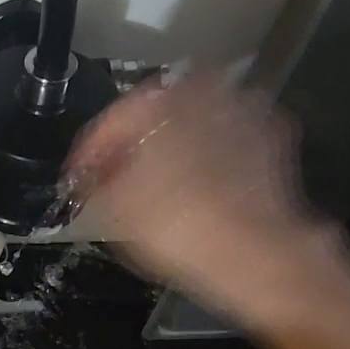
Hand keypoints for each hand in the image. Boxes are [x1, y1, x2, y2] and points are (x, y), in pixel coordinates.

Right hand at [65, 71, 349, 332]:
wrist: (255, 254)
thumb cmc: (181, 229)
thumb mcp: (115, 211)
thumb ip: (96, 184)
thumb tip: (92, 180)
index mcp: (160, 103)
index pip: (112, 117)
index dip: (91, 148)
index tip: (80, 173)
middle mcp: (205, 94)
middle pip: (156, 112)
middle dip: (134, 140)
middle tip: (116, 171)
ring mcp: (242, 114)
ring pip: (193, 122)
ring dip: (170, 146)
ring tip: (154, 181)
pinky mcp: (268, 140)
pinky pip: (223, 141)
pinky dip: (204, 157)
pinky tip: (194, 186)